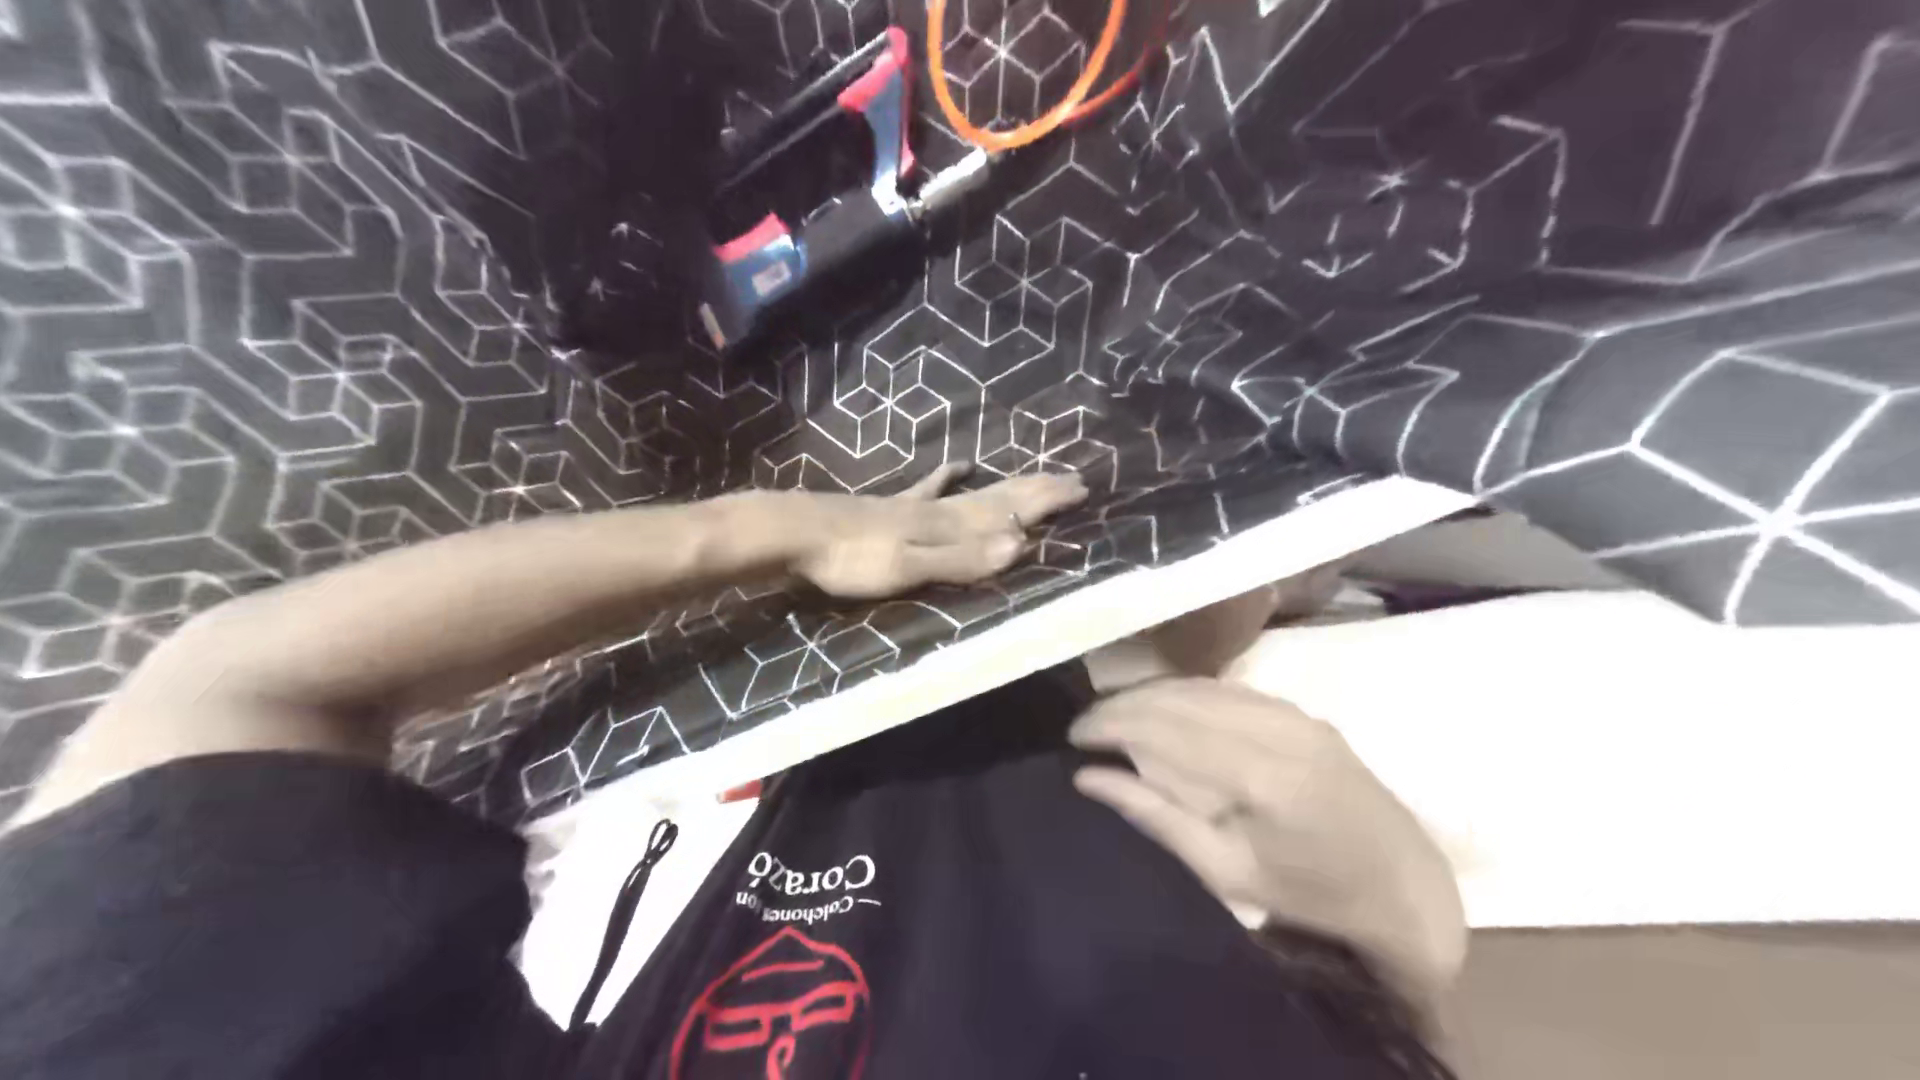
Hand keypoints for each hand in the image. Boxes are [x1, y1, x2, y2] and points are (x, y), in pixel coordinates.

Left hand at [784, 463, 1087, 598]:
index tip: (1082, 488)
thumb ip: (962, 558)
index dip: (1045, 503)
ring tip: (1030, 476)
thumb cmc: (852, 559)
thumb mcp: (909, 566)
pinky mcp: (892, 510)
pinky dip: (948, 477)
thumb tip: (1021, 545)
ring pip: (972, 494)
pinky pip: (930, 489)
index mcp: (948, 526)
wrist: (796, 533)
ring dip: (1005, 486)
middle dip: (1036, 491)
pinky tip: (958, 463)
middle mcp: (939, 511)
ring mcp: (915, 507)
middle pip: (997, 497)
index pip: (1008, 512)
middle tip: (1072, 478)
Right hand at [1069, 678, 1464, 1009]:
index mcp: (1262, 776)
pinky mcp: (1298, 709)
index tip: (1073, 735)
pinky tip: (1159, 708)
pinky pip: (1224, 689)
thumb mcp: (1224, 871)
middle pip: (1177, 699)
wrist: (1404, 885)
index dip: (1112, 724)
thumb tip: (1088, 777)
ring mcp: (1292, 712)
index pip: (1165, 729)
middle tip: (1084, 725)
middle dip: (1122, 706)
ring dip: (1147, 696)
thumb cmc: (1311, 895)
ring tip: (1111, 715)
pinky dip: (1181, 695)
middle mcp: (1278, 728)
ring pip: (1198, 686)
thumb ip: (1154, 817)